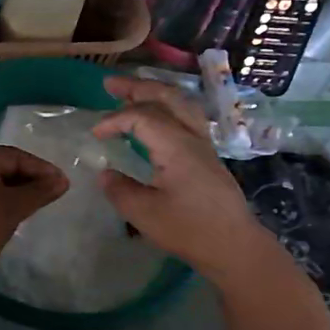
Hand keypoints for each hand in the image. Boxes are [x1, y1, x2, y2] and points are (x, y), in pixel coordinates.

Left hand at [0, 145, 68, 283]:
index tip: (62, 183)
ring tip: (32, 203)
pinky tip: (8, 213)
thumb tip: (62, 180)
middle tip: (49, 192)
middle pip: (0, 164)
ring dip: (13, 188)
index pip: (14, 155)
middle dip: (27, 177)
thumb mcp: (13, 208)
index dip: (40, 168)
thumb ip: (39, 191)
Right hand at [92, 76, 267, 280]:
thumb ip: (120, 190)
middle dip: (136, 87)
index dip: (114, 120)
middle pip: (166, 98)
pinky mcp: (209, 156)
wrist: (234, 246)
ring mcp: (204, 145)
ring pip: (182, 104)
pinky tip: (160, 116)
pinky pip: (188, 117)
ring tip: (133, 91)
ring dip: (155, 92)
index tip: (96, 135)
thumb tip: (105, 174)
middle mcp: (192, 138)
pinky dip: (168, 107)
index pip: (141, 117)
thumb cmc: (189, 229)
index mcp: (176, 147)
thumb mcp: (144, 214)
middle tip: (109, 84)